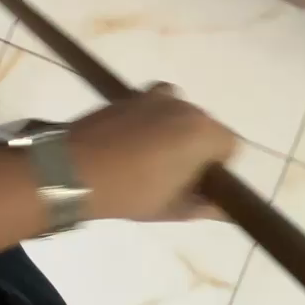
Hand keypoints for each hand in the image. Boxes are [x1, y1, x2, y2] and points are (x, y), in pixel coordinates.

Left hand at [64, 84, 236, 221]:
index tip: (199, 183)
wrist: (73, 168)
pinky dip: (151, 116)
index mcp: (202, 132)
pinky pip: (151, 104)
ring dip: (174, 128)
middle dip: (197, 146)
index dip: (219, 166)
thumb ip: (205, 206)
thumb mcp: (175, 209)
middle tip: (175, 173)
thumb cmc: (130, 191)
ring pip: (178, 112)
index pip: (230, 144)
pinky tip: (133, 140)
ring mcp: (151, 96)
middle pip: (204, 125)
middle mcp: (181, 106)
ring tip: (152, 155)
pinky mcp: (125, 95)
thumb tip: (220, 207)